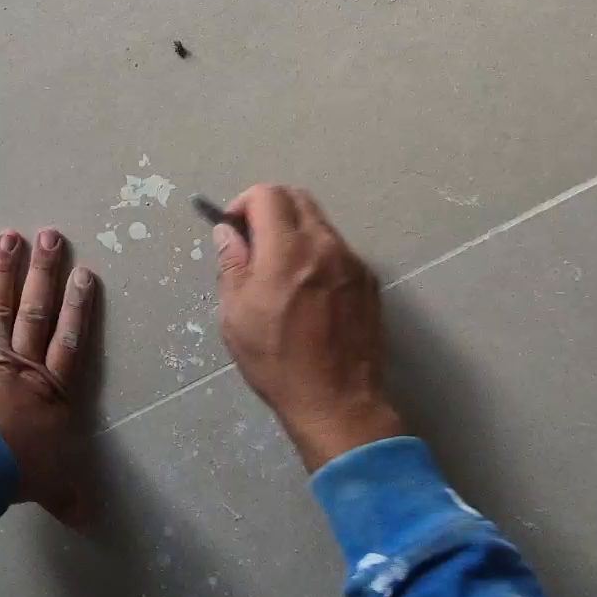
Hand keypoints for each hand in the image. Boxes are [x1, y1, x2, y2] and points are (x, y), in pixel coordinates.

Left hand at [0, 228, 95, 520]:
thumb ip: (65, 493)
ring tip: (9, 236)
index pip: (71, 338)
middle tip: (51, 235)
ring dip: (6, 271)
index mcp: (52, 388)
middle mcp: (24, 364)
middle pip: (39, 311)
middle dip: (46, 273)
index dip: (79, 306)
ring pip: (2, 308)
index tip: (85, 273)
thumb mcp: (49, 482)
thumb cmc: (15, 470)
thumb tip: (85, 520)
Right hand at [213, 185, 403, 470]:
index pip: (267, 194)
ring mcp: (352, 262)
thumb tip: (227, 232)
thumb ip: (232, 264)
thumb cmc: (277, 362)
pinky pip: (338, 249)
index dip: (243, 203)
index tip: (234, 230)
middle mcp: (325, 245)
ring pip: (320, 223)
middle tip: (254, 241)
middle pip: (297, 198)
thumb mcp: (236, 316)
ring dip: (295, 231)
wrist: (339, 402)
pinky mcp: (368, 280)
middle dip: (270, 208)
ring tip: (281, 270)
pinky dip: (318, 254)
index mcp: (287, 251)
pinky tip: (309, 291)